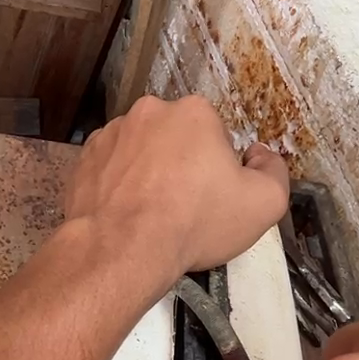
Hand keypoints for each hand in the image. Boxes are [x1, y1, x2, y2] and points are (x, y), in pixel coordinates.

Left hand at [66, 95, 290, 282]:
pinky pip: (110, 166)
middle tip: (183, 205)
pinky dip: (118, 183)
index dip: (219, 166)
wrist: (122, 248)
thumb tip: (261, 155)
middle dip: (181, 164)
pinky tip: (125, 210)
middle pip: (175, 137)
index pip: (215, 134)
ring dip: (147, 171)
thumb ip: (274, 170)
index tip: (214, 194)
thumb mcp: (264, 203)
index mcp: (193, 112)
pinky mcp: (84, 157)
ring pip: (140, 150)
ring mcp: (111, 132)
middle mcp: (148, 112)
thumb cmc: (195, 222)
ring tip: (151, 211)